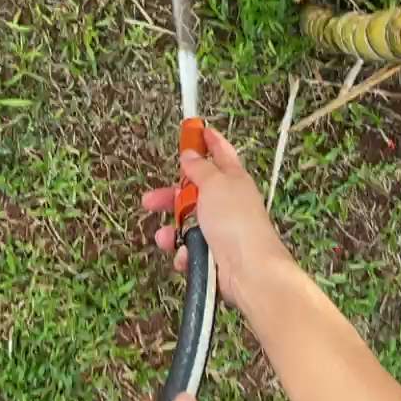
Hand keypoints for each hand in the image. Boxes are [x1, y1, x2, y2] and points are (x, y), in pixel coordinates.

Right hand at [141, 125, 294, 314]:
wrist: (249, 271)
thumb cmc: (235, 221)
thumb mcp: (214, 184)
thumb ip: (199, 168)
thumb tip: (189, 154)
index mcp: (232, 179)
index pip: (220, 152)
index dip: (208, 141)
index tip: (196, 129)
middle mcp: (227, 202)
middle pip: (194, 191)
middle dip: (171, 196)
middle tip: (151, 199)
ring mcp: (221, 229)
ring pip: (188, 222)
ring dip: (172, 230)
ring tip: (162, 237)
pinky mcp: (214, 254)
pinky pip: (191, 249)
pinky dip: (184, 252)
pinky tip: (185, 256)